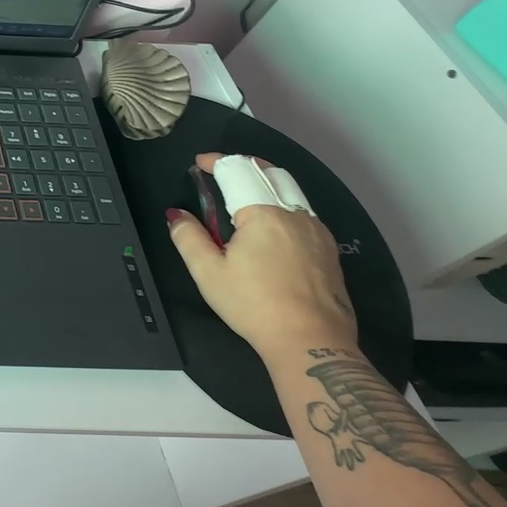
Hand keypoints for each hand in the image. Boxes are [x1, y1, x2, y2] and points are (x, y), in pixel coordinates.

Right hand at [167, 153, 357, 358]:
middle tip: (221, 170)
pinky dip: (282, 204)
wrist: (311, 344)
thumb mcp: (208, 272)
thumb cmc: (255, 305)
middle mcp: (295, 216)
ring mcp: (318, 233)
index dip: (215, 161)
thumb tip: (177, 215)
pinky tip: (270, 225)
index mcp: (264, 214)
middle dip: (244, 165)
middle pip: (270, 173)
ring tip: (243, 194)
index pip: (238, 171)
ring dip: (265, 183)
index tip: (200, 162)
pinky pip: (302, 213)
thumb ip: (188, 237)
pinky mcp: (329, 252)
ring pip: (291, 192)